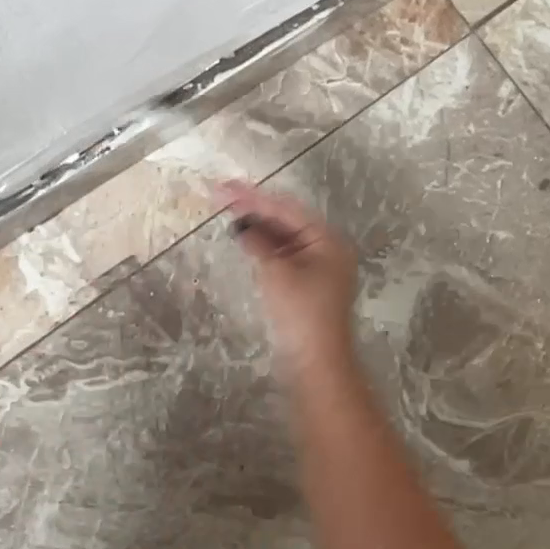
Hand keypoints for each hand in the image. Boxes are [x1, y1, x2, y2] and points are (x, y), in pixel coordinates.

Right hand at [217, 179, 358, 369]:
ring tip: (229, 211)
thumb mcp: (277, 273)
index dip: (254, 196)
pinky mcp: (306, 284)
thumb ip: (259, 243)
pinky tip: (245, 238)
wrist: (316, 362)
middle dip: (255, 208)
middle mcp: (326, 248)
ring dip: (258, 226)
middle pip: (287, 220)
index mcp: (327, 240)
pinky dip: (265, 246)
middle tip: (222, 194)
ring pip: (284, 237)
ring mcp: (317, 267)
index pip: (286, 209)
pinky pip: (284, 254)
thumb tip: (242, 226)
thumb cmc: (301, 313)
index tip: (226, 186)